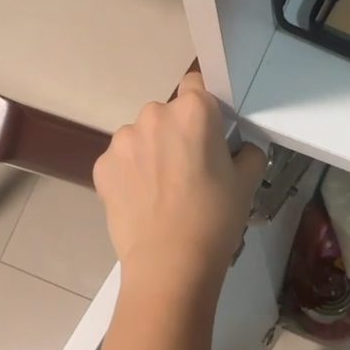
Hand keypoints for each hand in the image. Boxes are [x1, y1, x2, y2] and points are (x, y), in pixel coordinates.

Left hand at [93, 72, 266, 286]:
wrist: (170, 263)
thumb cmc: (214, 220)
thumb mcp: (247, 184)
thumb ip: (247, 154)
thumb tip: (240, 150)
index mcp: (194, 111)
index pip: (198, 86)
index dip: (205, 112)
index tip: (209, 138)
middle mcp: (154, 115)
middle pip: (167, 115)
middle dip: (176, 137)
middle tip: (190, 175)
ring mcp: (122, 141)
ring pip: (141, 139)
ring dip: (151, 156)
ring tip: (163, 194)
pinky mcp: (102, 167)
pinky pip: (121, 163)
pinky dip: (131, 178)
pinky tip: (144, 204)